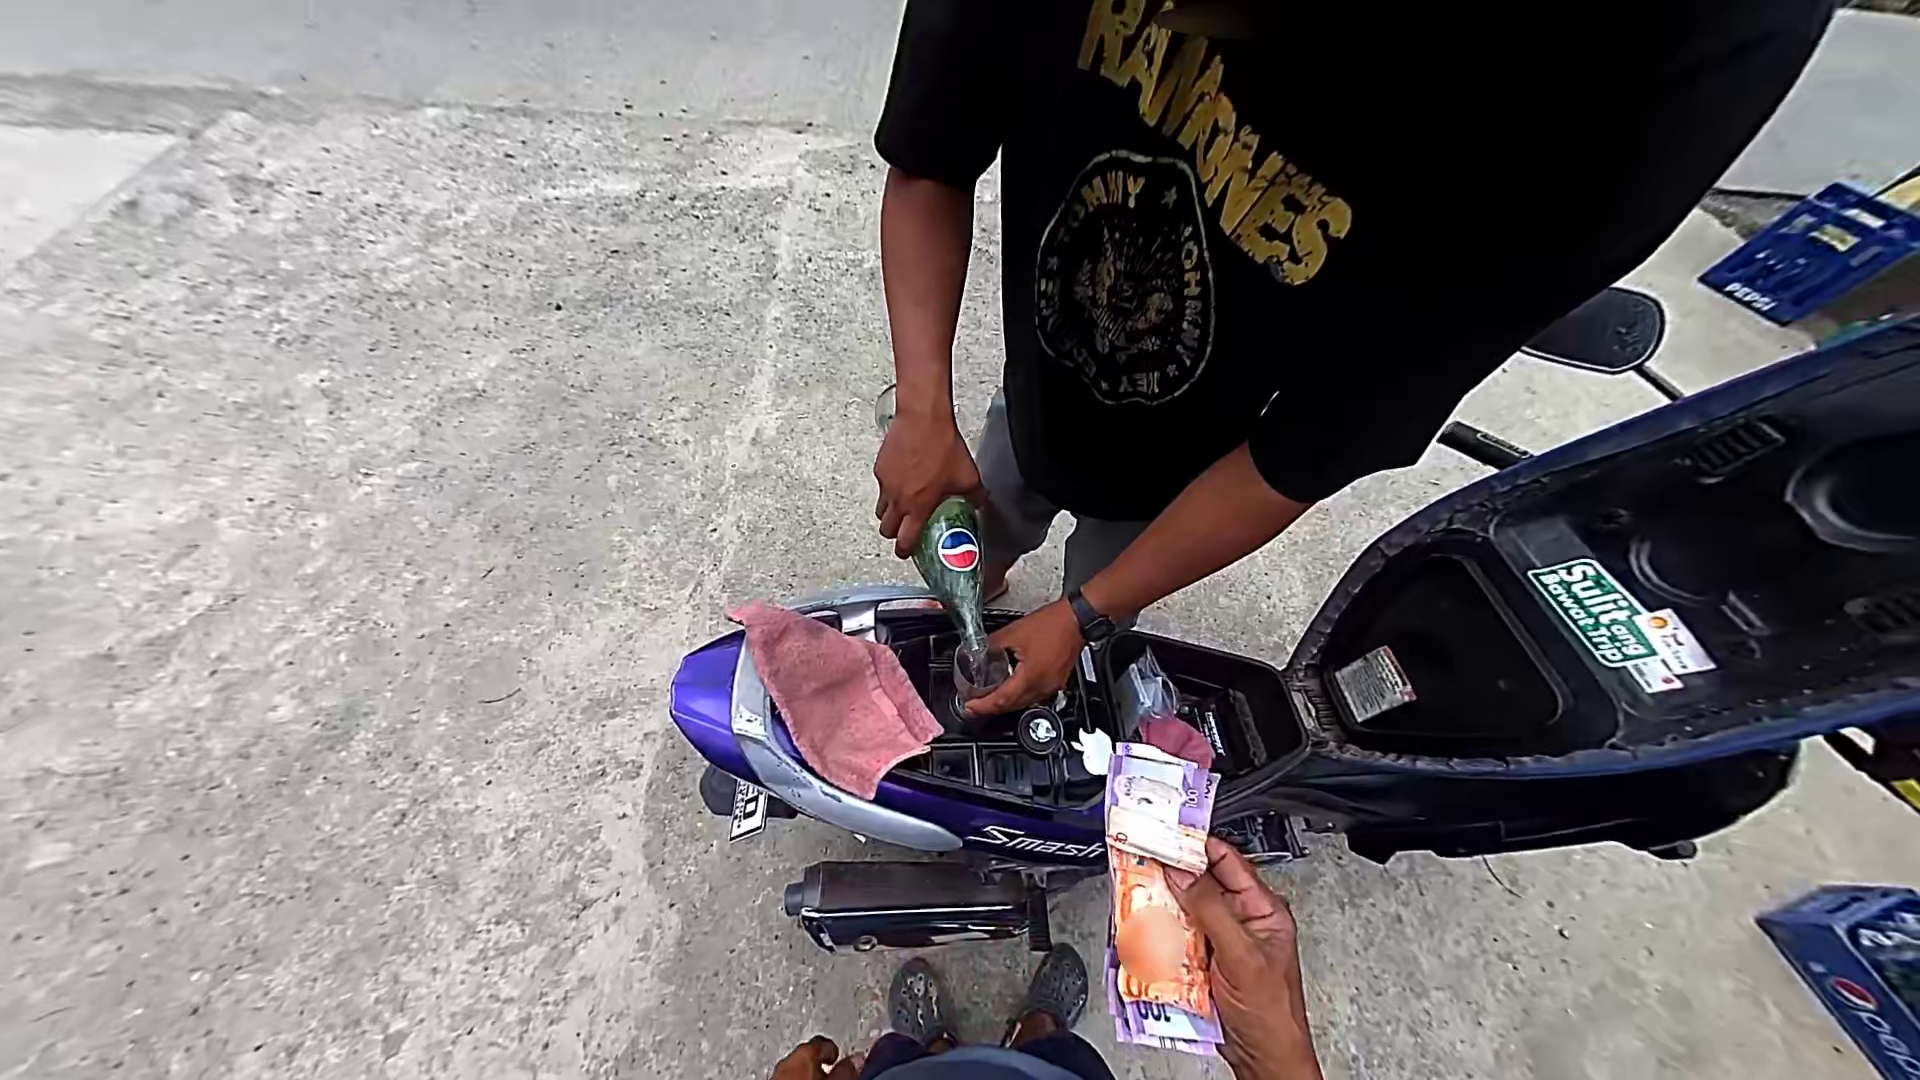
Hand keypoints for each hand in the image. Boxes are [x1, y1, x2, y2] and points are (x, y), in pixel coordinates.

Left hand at [770, 1036, 860, 1079]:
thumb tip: (856, 1061)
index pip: (824, 1043)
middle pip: (808, 1057)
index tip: (846, 1061)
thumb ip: (846, 1071)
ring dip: (808, 1078)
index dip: (836, 1052)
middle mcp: (788, 1061)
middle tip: (834, 1076)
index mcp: (805, 1052)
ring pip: (796, 1073)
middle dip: (821, 1067)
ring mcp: (776, 1077)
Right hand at [875, 408, 983, 557]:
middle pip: (885, 529)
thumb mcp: (968, 476)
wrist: (923, 419)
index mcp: (919, 507)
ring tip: (903, 505)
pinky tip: (904, 478)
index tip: (907, 552)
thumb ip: (974, 495)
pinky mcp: (880, 468)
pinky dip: (890, 487)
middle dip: (894, 533)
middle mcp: (899, 499)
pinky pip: (882, 486)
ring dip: (890, 512)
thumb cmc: (943, 446)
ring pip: (881, 508)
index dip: (905, 551)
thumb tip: (979, 500)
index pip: (904, 541)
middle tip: (904, 530)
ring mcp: (886, 484)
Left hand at [962, 598, 1081, 717]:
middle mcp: (1043, 686)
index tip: (970, 706)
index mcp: (1031, 677)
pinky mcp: (1057, 680)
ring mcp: (1052, 685)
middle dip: (992, 708)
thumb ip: (993, 644)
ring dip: (1007, 703)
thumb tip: (980, 650)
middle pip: (1013, 706)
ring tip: (990, 699)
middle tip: (976, 705)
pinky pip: (1036, 695)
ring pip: (1025, 703)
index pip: (1002, 700)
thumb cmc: (1053, 624)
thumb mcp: (1014, 632)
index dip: (983, 706)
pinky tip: (1014, 689)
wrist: (1076, 619)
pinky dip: (1021, 696)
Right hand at [1167, 838, 1322, 1079]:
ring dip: (1162, 899)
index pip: (1226, 859)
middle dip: (1171, 871)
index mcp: (1261, 908)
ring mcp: (1218, 936)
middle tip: (1143, 858)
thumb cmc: (1272, 1018)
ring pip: (1183, 904)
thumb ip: (1212, 909)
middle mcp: (1239, 917)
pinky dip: (1159, 925)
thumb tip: (1181, 870)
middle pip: (1198, 880)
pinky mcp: (1200, 955)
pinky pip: (1175, 930)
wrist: (1265, 1066)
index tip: (1167, 834)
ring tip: (1139, 887)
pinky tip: (1146, 922)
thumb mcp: (1243, 955)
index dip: (1196, 844)